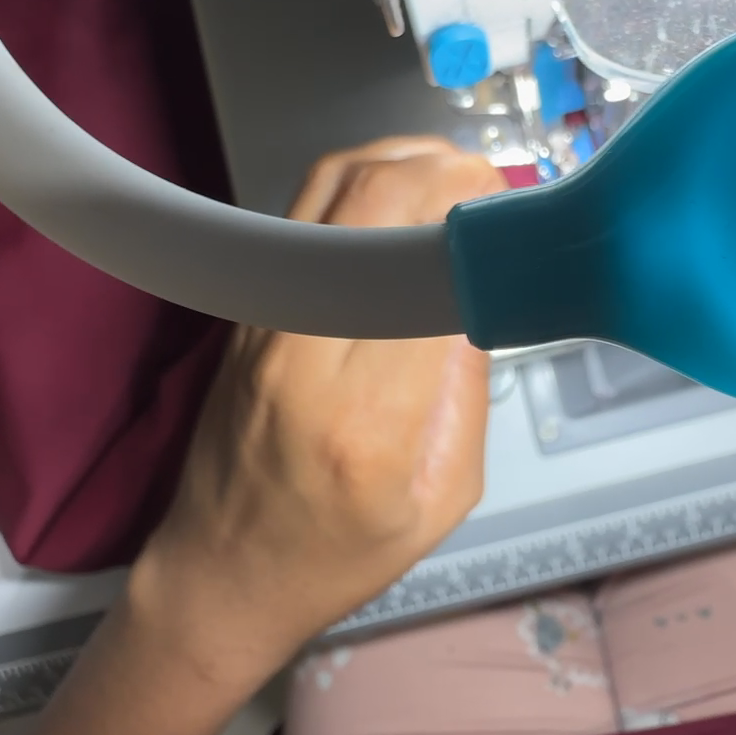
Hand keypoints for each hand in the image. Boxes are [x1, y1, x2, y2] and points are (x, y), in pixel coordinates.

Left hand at [140, 137, 504, 674]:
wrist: (221, 572)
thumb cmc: (336, 553)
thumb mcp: (442, 497)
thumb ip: (467, 390)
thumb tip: (480, 295)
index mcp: (369, 413)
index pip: (430, 270)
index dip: (478, 220)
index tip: (514, 213)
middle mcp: (305, 348)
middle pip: (376, 203)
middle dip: (445, 170)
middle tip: (488, 184)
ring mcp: (264, 319)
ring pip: (331, 188)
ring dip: (399, 162)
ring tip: (448, 176)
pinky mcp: (245, 308)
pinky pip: (302, 213)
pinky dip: (358, 183)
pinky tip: (395, 198)